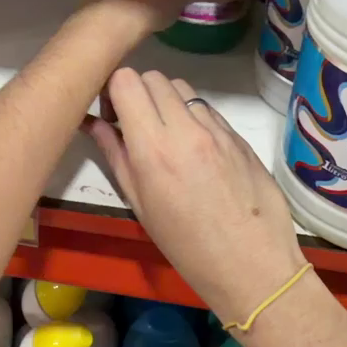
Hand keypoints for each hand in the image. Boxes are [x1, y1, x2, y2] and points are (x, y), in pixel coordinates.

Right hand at [88, 69, 309, 320]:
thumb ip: (114, 154)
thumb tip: (93, 121)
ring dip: (167, 101)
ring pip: (182, 88)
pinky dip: (193, 116)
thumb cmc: (186, 246)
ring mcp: (216, 129)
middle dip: (138, 92)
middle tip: (137, 121)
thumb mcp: (139, 204)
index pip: (126, 81)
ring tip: (168, 133)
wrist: (254, 269)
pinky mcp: (239, 135)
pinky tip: (196, 148)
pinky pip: (207, 108)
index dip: (113, 89)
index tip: (112, 112)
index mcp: (153, 147)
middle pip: (153, 77)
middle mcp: (185, 128)